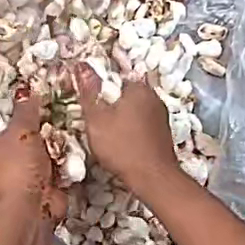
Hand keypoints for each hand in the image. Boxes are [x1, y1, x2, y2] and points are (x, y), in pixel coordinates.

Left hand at [0, 87, 63, 219]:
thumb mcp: (20, 131)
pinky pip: (51, 166)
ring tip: (63, 128)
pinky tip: (70, 148)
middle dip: (36, 126)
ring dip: (51, 143)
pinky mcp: (38, 185)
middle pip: (17, 134)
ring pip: (37, 150)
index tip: (29, 99)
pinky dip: (60, 160)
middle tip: (51, 111)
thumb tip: (27, 92)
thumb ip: (25, 110)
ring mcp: (19, 174)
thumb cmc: (16, 167)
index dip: (9, 108)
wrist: (30, 210)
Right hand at [72, 64, 180, 198]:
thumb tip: (81, 65)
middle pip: (126, 97)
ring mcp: (162, 118)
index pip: (115, 80)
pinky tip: (123, 147)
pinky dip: (132, 134)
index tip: (91, 109)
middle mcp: (155, 98)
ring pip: (134, 113)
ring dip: (122, 122)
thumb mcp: (97, 118)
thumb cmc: (122, 147)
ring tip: (109, 139)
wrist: (153, 178)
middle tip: (97, 126)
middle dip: (112, 108)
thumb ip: (89, 92)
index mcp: (139, 88)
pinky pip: (142, 128)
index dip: (100, 93)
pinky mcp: (164, 136)